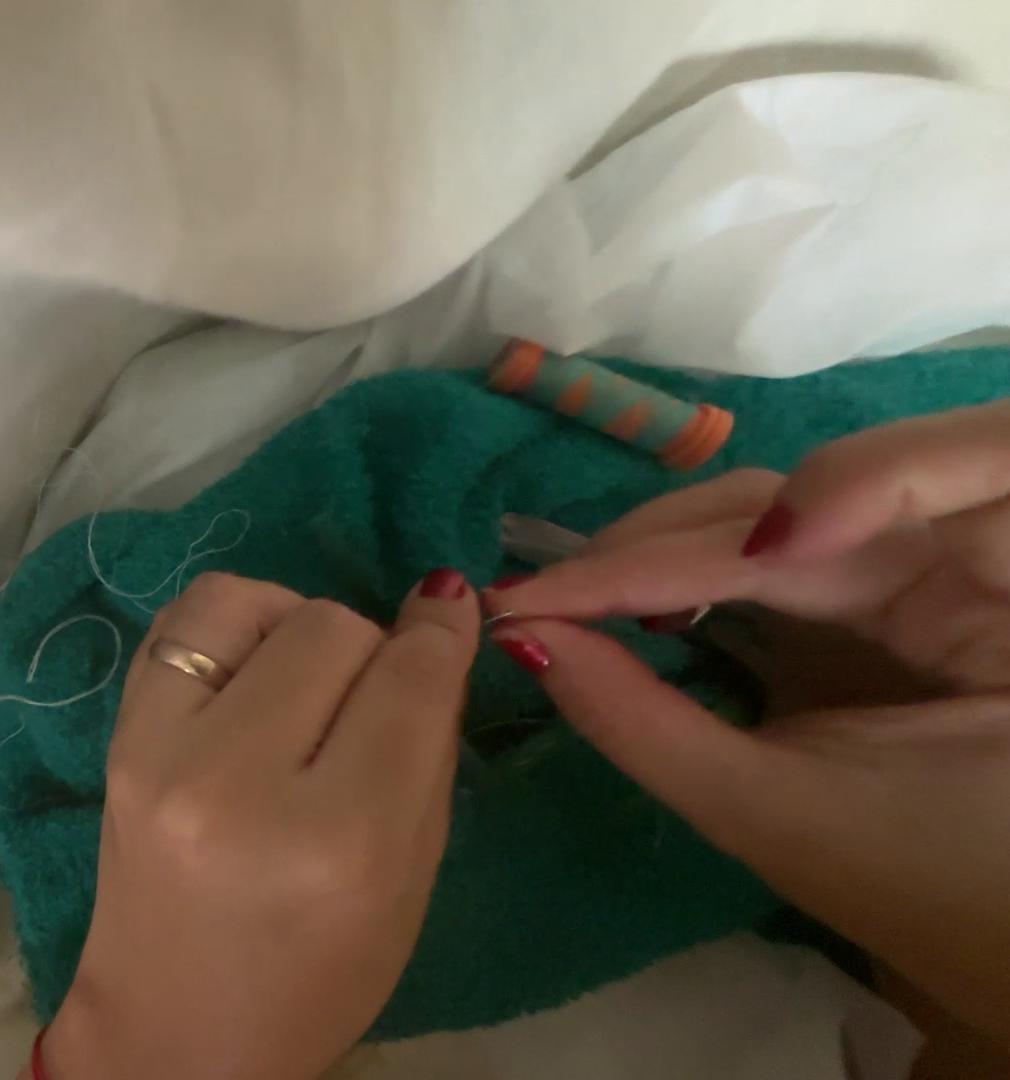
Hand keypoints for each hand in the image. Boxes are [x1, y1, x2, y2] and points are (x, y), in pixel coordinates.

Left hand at [31, 570, 479, 1079]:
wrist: (170, 1022)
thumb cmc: (313, 976)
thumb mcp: (407, 883)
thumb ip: (425, 751)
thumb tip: (434, 627)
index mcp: (337, 844)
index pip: (405, 685)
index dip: (440, 631)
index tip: (450, 605)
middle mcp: (236, 783)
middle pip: (326, 628)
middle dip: (366, 645)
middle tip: (361, 691)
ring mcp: (159, 751)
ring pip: (243, 601)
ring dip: (290, 622)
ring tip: (296, 673)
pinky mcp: (117, 735)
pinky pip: (178, 621)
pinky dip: (227, 623)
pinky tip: (244, 668)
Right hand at [488, 400, 1009, 1048]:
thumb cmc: (936, 893)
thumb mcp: (770, 812)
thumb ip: (633, 718)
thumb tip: (515, 636)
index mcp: (1000, 597)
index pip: (779, 549)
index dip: (642, 566)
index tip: (525, 600)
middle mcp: (966, 554)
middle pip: (775, 493)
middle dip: (648, 542)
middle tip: (545, 596)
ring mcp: (916, 563)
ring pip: (759, 502)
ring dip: (655, 541)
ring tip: (579, 594)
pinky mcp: (868, 588)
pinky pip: (755, 544)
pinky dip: (681, 564)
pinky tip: (637, 599)